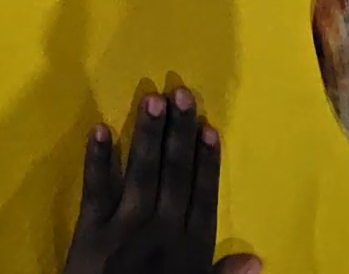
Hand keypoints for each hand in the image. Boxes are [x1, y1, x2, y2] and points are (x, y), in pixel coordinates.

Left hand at [64, 87, 261, 273]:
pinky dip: (96, 159)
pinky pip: (95, 189)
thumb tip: (258, 259)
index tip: (209, 126)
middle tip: (180, 91)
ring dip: (145, 136)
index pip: (203, 198)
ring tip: (150, 97)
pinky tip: (98, 127)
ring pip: (139, 173)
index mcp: (189, 251)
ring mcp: (124, 228)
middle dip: (178, 134)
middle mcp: (160, 232)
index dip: (207, 162)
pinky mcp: (90, 230)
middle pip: (173, 175)